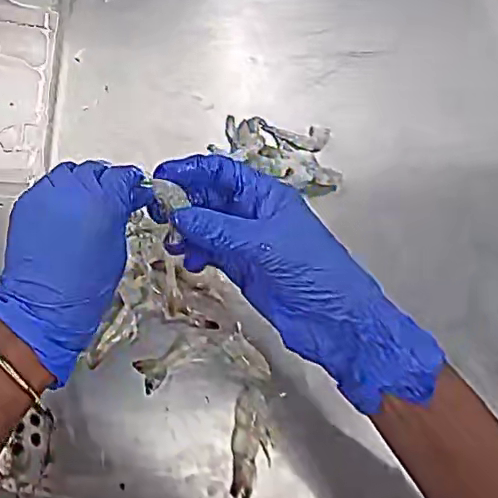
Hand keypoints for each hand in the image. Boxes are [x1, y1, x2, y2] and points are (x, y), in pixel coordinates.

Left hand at [0, 161, 150, 386]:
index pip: (121, 175)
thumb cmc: (84, 288)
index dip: (130, 184)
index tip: (134, 191)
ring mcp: (46, 193)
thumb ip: (118, 215)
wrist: (44, 305)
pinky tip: (62, 213)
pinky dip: (57, 195)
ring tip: (83, 205)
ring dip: (78, 185)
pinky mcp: (26, 202)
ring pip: (67, 174)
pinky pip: (47, 188)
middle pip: (93, 170)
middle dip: (104, 181)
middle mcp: (72, 189)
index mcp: (102, 199)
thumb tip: (119, 203)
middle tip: (110, 197)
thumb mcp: (117, 249)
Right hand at [153, 155, 443, 414]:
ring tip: (171, 242)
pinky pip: (207, 248)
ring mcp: (245, 239)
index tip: (161, 178)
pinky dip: (193, 251)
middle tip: (157, 211)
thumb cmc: (312, 273)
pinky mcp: (240, 264)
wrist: (340, 327)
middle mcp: (252, 212)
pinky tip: (188, 260)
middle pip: (207, 195)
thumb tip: (176, 213)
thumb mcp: (261, 244)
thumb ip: (215, 227)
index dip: (189, 170)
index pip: (220, 171)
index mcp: (264, 195)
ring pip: (203, 223)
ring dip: (184, 229)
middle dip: (181, 201)